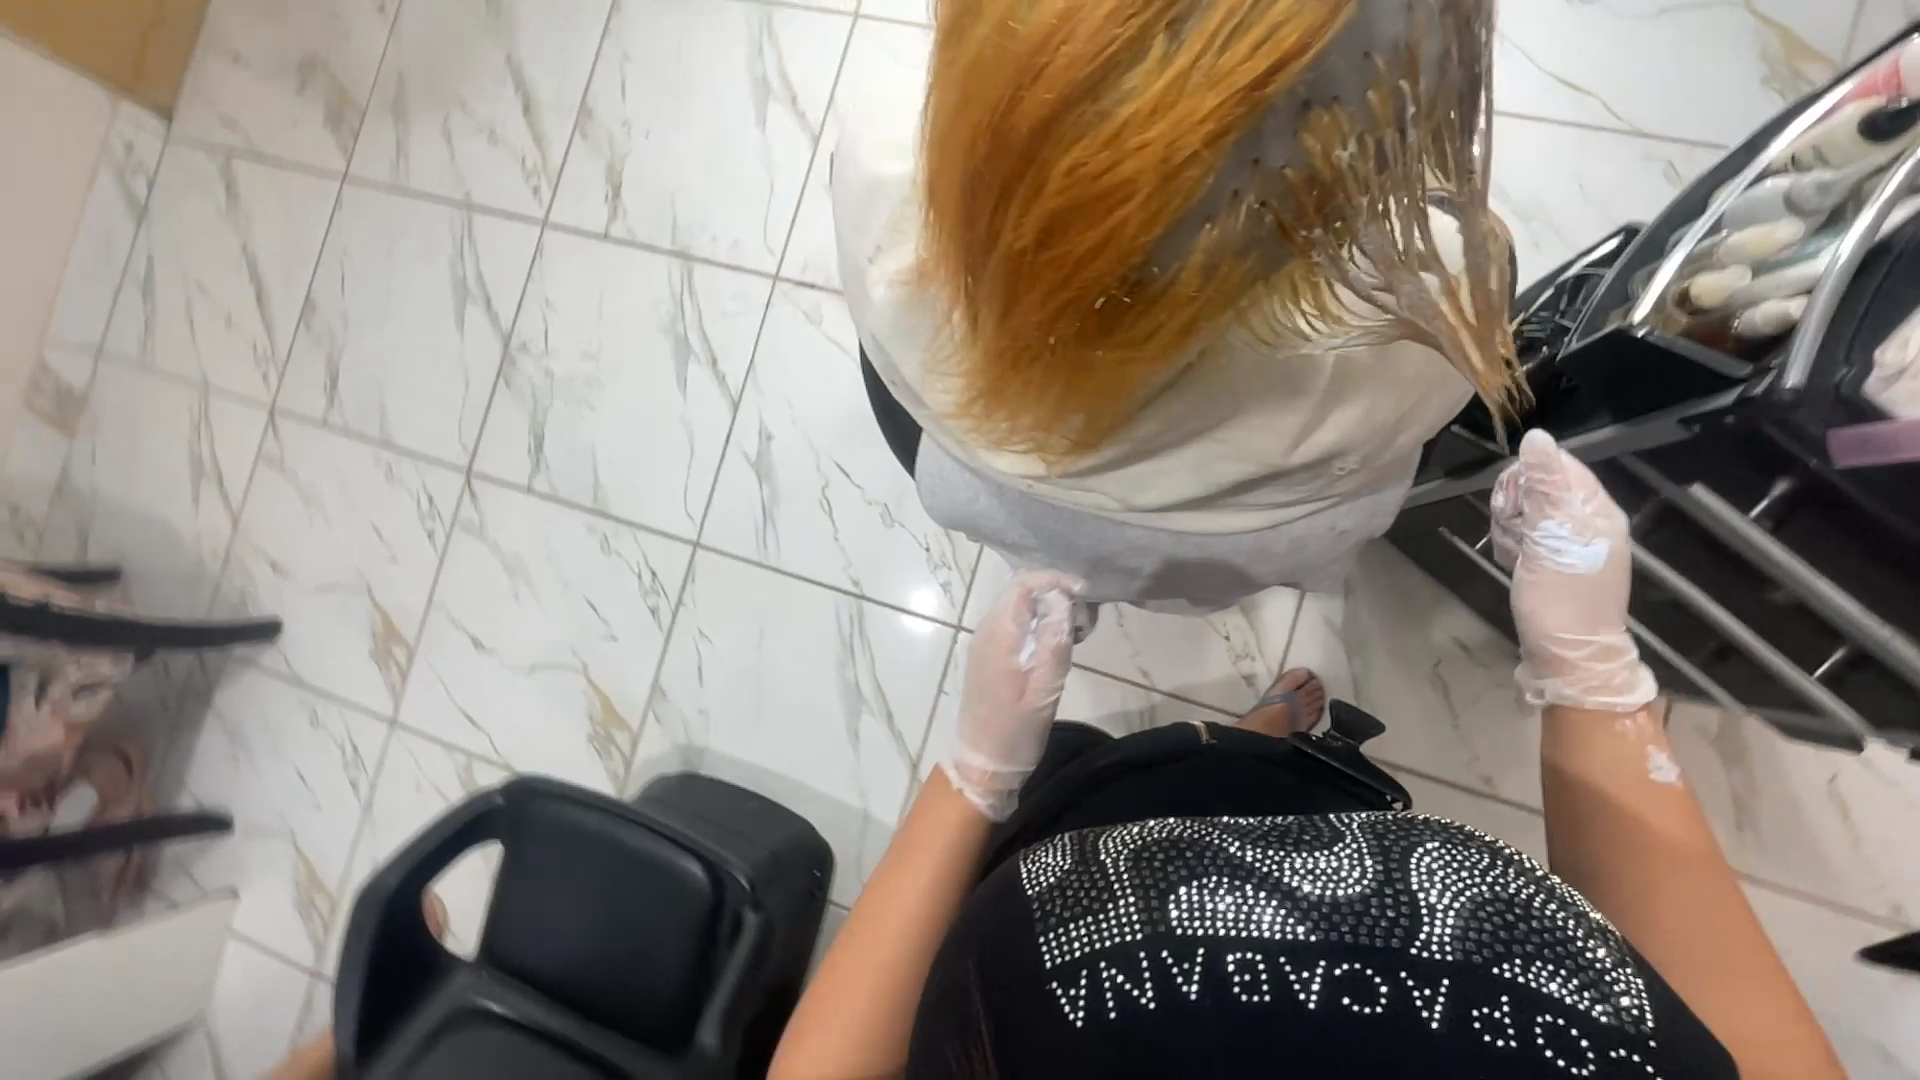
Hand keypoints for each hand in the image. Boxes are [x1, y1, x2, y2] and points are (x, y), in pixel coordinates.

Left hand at [942, 570, 1082, 820]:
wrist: (981, 766)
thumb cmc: (1014, 733)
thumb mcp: (1044, 691)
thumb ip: (1054, 644)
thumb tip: (1064, 602)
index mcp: (998, 635)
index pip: (1023, 584)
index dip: (1055, 580)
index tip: (1085, 595)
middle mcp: (986, 632)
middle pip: (1020, 592)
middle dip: (1055, 594)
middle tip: (1086, 617)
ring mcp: (984, 644)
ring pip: (1018, 608)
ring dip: (1048, 610)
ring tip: (1078, 632)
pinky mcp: (988, 657)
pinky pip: (1014, 625)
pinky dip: (1038, 625)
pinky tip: (1058, 645)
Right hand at [1490, 430, 1657, 711]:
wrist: (1568, 655)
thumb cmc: (1560, 598)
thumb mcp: (1550, 540)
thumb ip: (1544, 487)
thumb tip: (1537, 438)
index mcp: (1596, 510)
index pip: (1556, 464)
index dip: (1525, 478)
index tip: (1513, 506)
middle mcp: (1589, 520)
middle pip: (1537, 485)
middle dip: (1513, 504)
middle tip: (1513, 533)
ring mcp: (1572, 541)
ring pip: (1526, 510)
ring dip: (1508, 525)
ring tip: (1513, 551)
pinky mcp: (1554, 559)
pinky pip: (1526, 534)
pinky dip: (1512, 543)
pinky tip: (1512, 560)